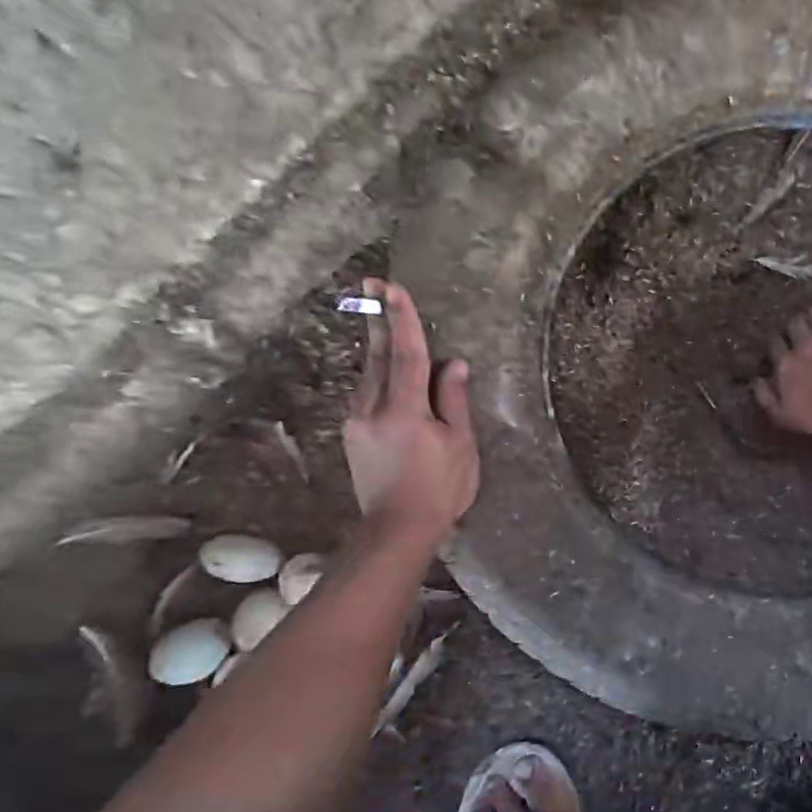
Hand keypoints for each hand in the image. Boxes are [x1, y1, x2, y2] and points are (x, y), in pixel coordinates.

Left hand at [344, 278, 478, 546]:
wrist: (398, 527)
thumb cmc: (440, 489)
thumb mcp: (460, 446)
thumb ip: (454, 403)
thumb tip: (455, 366)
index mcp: (404, 412)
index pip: (406, 356)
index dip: (403, 321)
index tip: (395, 289)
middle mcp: (372, 410)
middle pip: (377, 357)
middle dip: (377, 319)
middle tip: (370, 285)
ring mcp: (357, 422)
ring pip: (368, 374)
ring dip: (374, 344)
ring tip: (378, 318)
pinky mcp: (352, 434)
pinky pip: (365, 393)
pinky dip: (375, 373)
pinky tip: (382, 367)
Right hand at [753, 306, 811, 444]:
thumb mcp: (782, 415)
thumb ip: (766, 397)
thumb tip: (756, 382)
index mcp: (785, 363)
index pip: (774, 343)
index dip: (776, 343)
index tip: (779, 347)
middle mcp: (803, 346)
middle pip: (794, 323)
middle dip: (795, 326)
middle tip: (798, 332)